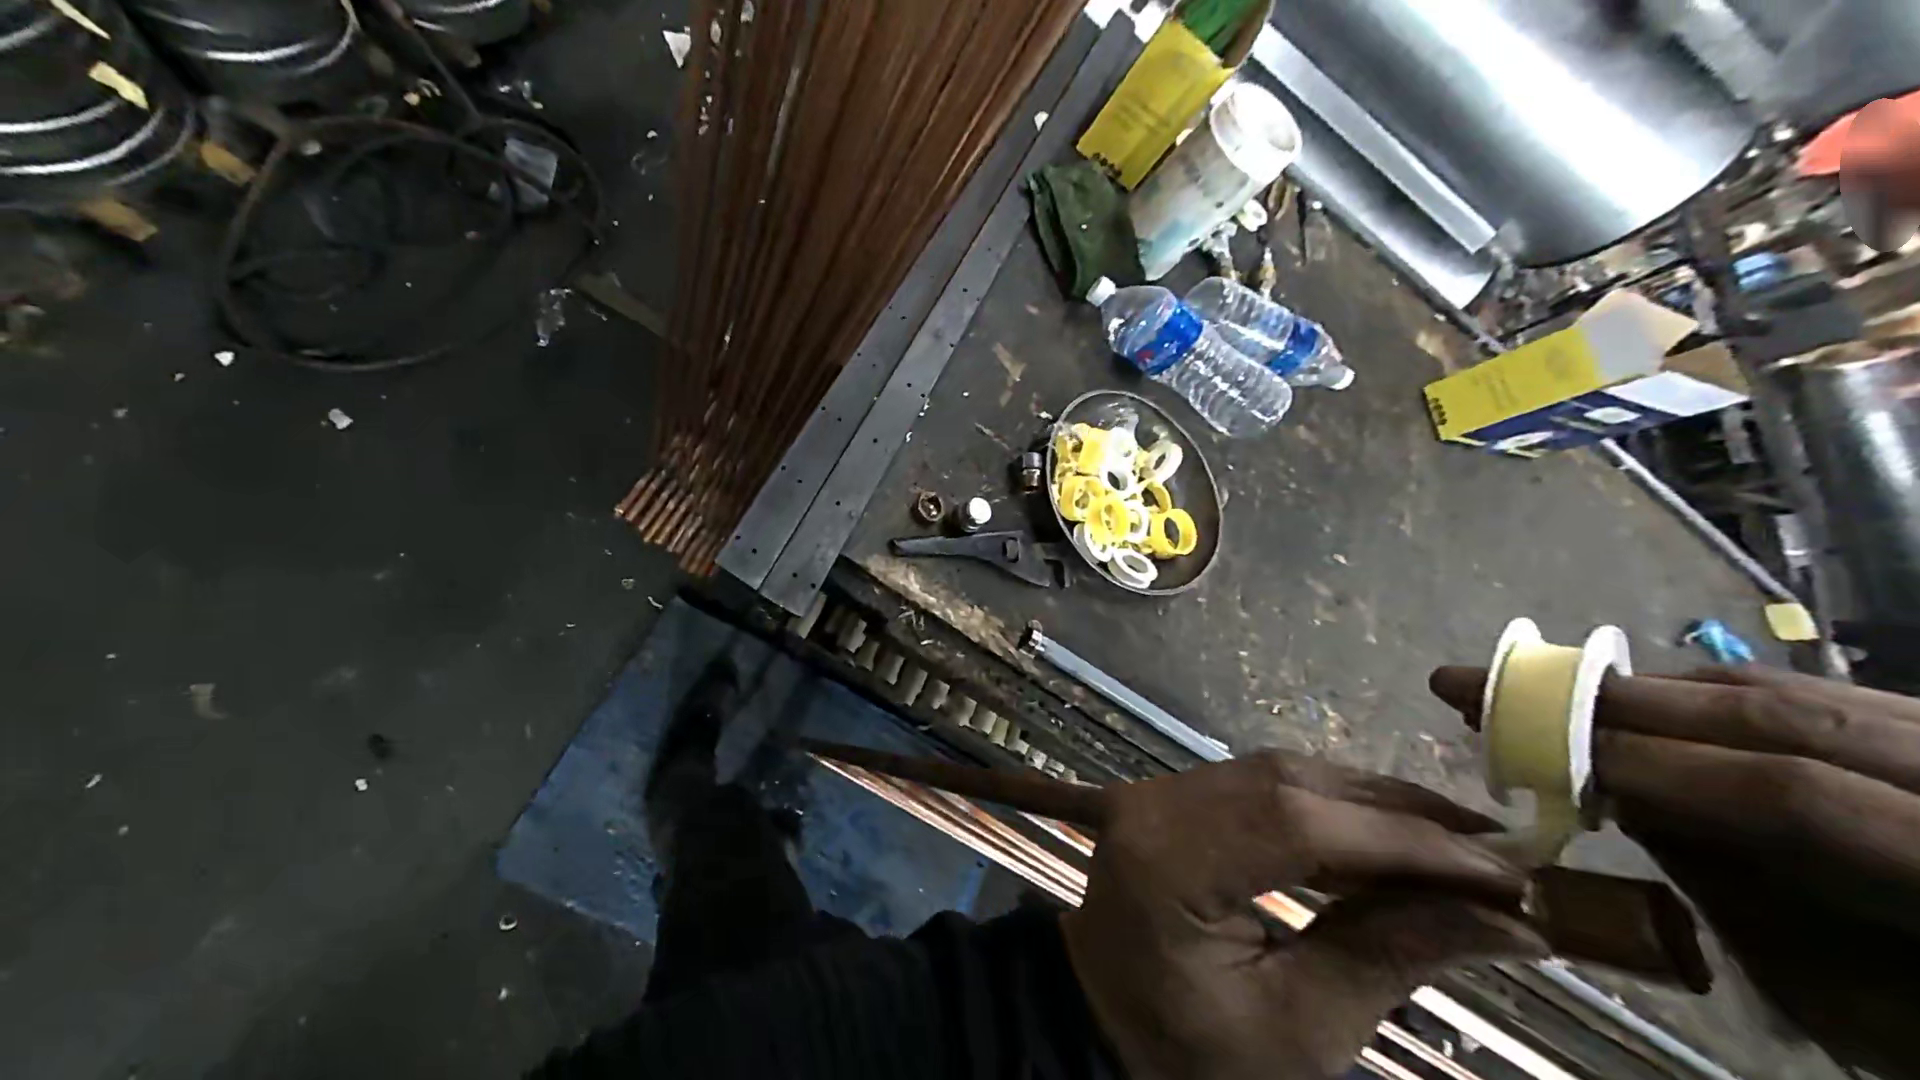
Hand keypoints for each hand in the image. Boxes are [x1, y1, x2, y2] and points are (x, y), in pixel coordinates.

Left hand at [1060, 751, 1545, 1079]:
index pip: (1296, 825)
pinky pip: (1262, 784)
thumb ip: (1388, 956)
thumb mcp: (1297, 1028)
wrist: (1104, 1013)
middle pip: (1291, 785)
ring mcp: (1159, 790)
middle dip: (1400, 816)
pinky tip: (1386, 836)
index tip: (1509, 872)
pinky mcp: (1173, 793)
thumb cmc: (1189, 1048)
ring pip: (1282, 774)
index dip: (1405, 842)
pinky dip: (1330, 805)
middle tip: (1499, 854)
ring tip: (1459, 845)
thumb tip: (1509, 918)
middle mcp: (1156, 804)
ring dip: (1372, 804)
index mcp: (1168, 862)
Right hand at [1431, 664, 1919, 1079]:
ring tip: (1548, 692)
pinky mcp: (1918, 724)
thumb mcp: (1835, 989)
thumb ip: (1728, 882)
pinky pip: (1796, 687)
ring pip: (1775, 688)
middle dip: (1609, 699)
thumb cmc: (1917, 1019)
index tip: (1521, 741)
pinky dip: (1698, 691)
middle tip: (1488, 682)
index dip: (1642, 763)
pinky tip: (1639, 700)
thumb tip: (1616, 794)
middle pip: (1770, 715)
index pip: (1784, 793)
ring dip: (1643, 689)